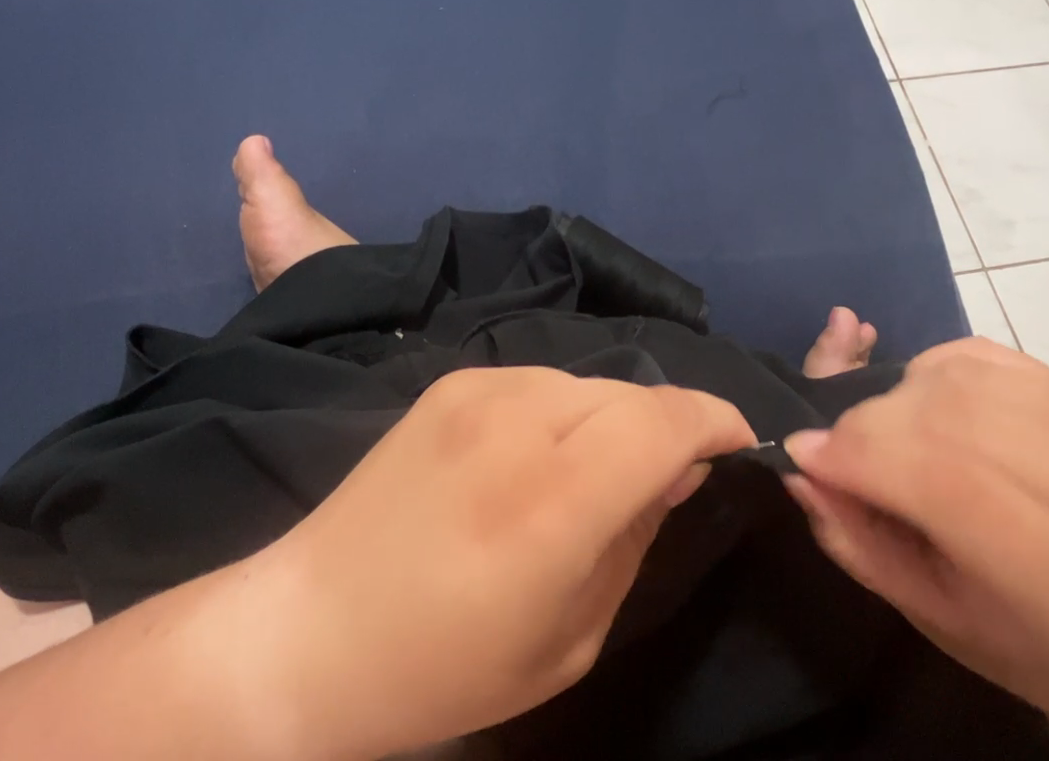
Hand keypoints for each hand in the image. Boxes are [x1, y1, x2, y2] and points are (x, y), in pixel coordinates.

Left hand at [236, 366, 755, 759]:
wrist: (309, 631)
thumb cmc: (445, 665)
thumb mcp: (572, 636)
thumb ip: (636, 539)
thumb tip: (679, 470)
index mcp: (550, 500)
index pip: (665, 420)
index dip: (716, 421)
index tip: (738, 443)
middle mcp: (515, 422)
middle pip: (633, 395)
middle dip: (668, 428)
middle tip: (666, 481)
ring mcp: (475, 391)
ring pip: (590, 383)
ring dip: (615, 420)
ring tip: (594, 475)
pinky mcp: (448, 384)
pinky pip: (542, 382)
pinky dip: (567, 412)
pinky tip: (538, 459)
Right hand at [783, 338, 1048, 735]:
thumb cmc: (1019, 644)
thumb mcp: (924, 612)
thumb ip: (857, 538)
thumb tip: (800, 458)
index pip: (948, 480)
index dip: (860, 453)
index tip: (803, 453)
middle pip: (957, 416)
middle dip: (871, 422)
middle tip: (840, 449)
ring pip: (972, 376)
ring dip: (902, 394)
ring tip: (890, 432)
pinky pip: (994, 359)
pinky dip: (938, 372)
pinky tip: (933, 407)